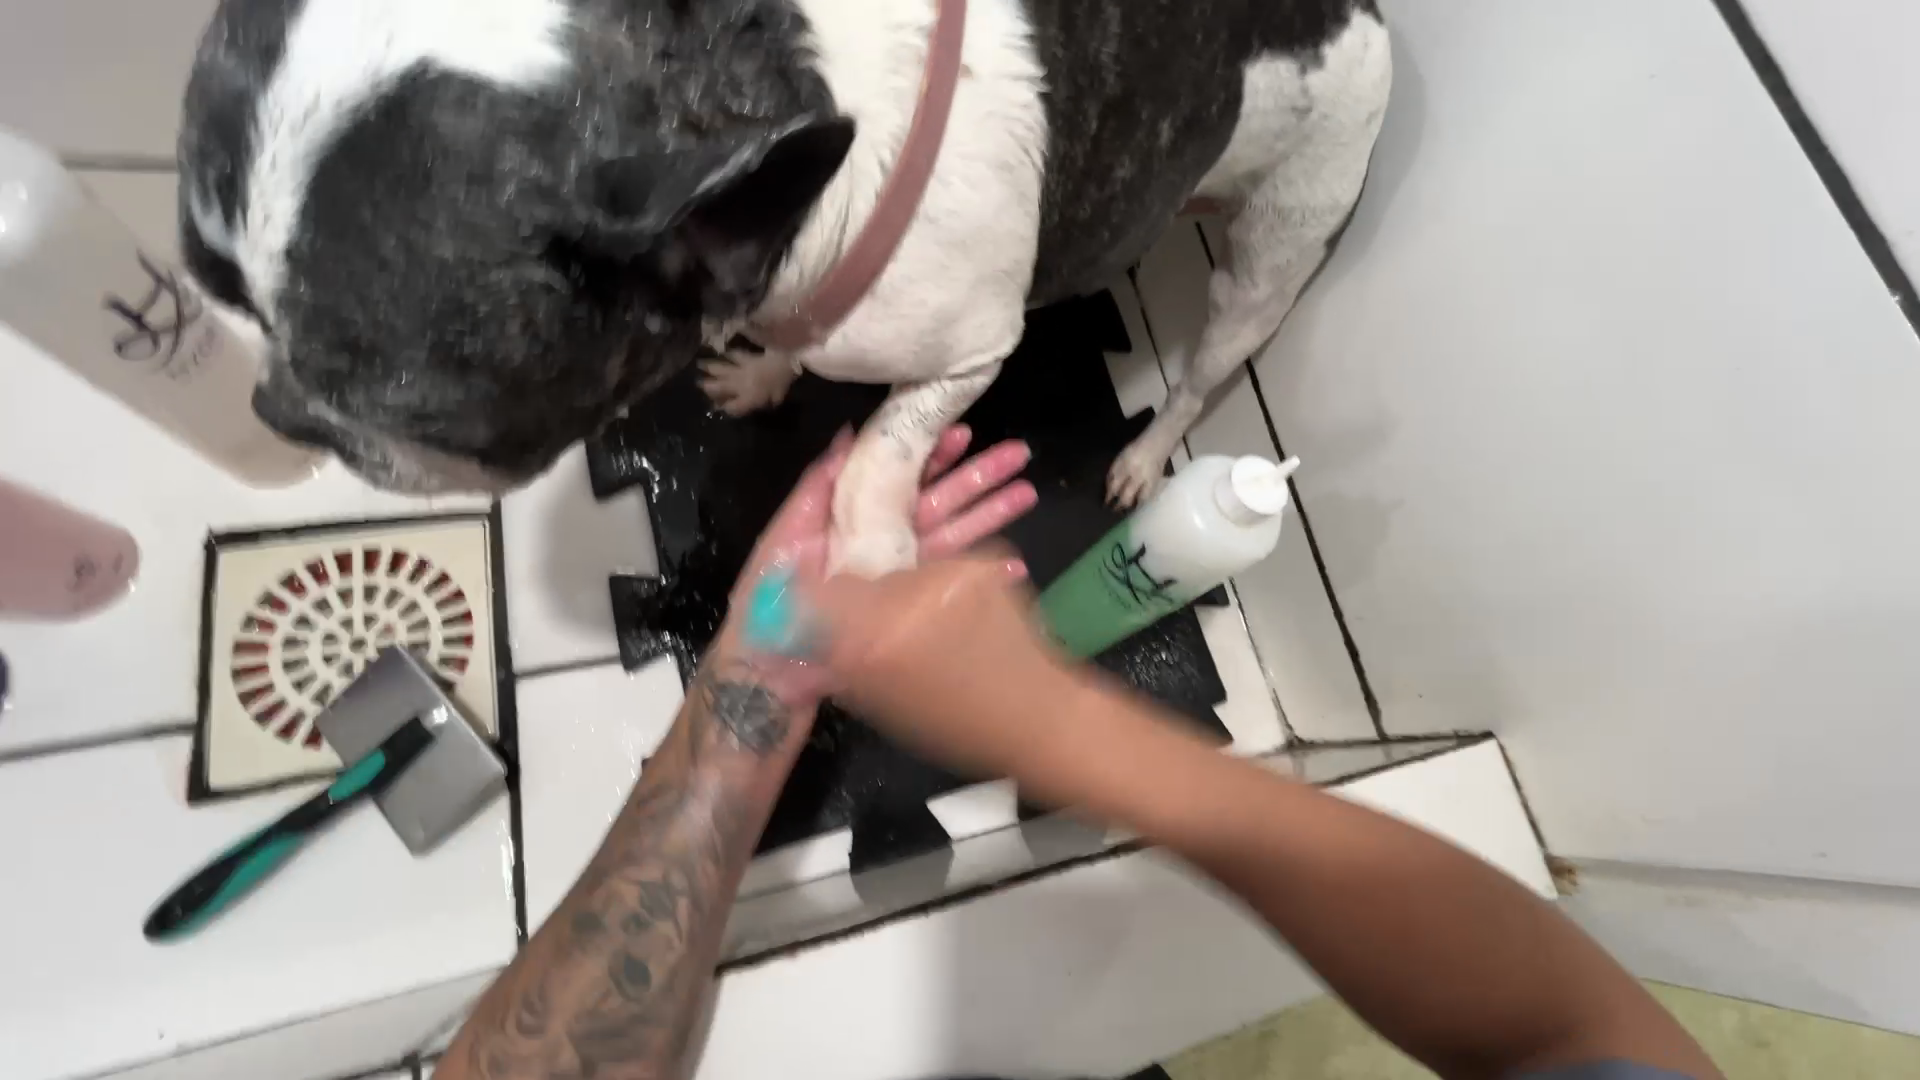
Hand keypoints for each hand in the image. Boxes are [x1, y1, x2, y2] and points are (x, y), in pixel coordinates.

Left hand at [716, 425, 1036, 705]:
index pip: (896, 482)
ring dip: (987, 517)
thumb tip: (847, 435)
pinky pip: (952, 594)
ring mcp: (896, 586)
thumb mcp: (782, 544)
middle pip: (932, 507)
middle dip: (974, 480)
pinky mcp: (908, 621)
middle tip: (1016, 457)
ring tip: (1026, 495)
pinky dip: (983, 580)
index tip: (962, 434)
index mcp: (850, 526)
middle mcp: (878, 550)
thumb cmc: (766, 612)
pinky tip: (1013, 565)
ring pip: (950, 542)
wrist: (764, 690)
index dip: (929, 457)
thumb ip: (815, 492)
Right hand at [800, 552, 1082, 779]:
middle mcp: (905, 596)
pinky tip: (959, 619)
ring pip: (901, 572)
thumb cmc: (958, 728)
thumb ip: (839, 666)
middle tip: (882, 631)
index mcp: (873, 641)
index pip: (812, 594)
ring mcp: (948, 575)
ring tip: (930, 629)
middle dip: (862, 601)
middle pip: (858, 579)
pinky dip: (940, 590)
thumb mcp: (883, 708)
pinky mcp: (981, 563)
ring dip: (903, 595)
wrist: (1040, 714)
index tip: (813, 614)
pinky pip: (940, 569)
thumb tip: (798, 643)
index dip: (809, 603)